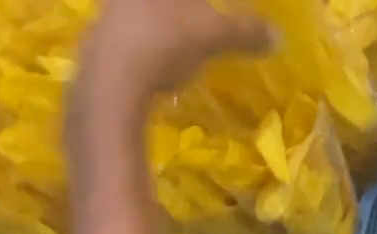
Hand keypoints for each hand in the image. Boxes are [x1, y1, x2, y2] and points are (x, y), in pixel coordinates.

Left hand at [69, 0, 272, 160]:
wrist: (111, 83)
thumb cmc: (164, 42)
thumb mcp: (213, 35)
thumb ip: (245, 32)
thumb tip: (279, 36)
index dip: (208, 7)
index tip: (213, 13)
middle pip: (157, 2)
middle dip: (182, 12)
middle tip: (199, 21)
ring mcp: (107, 12)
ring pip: (139, 13)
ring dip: (159, 24)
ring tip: (181, 47)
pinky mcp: (98, 42)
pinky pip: (128, 37)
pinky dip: (146, 48)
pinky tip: (160, 69)